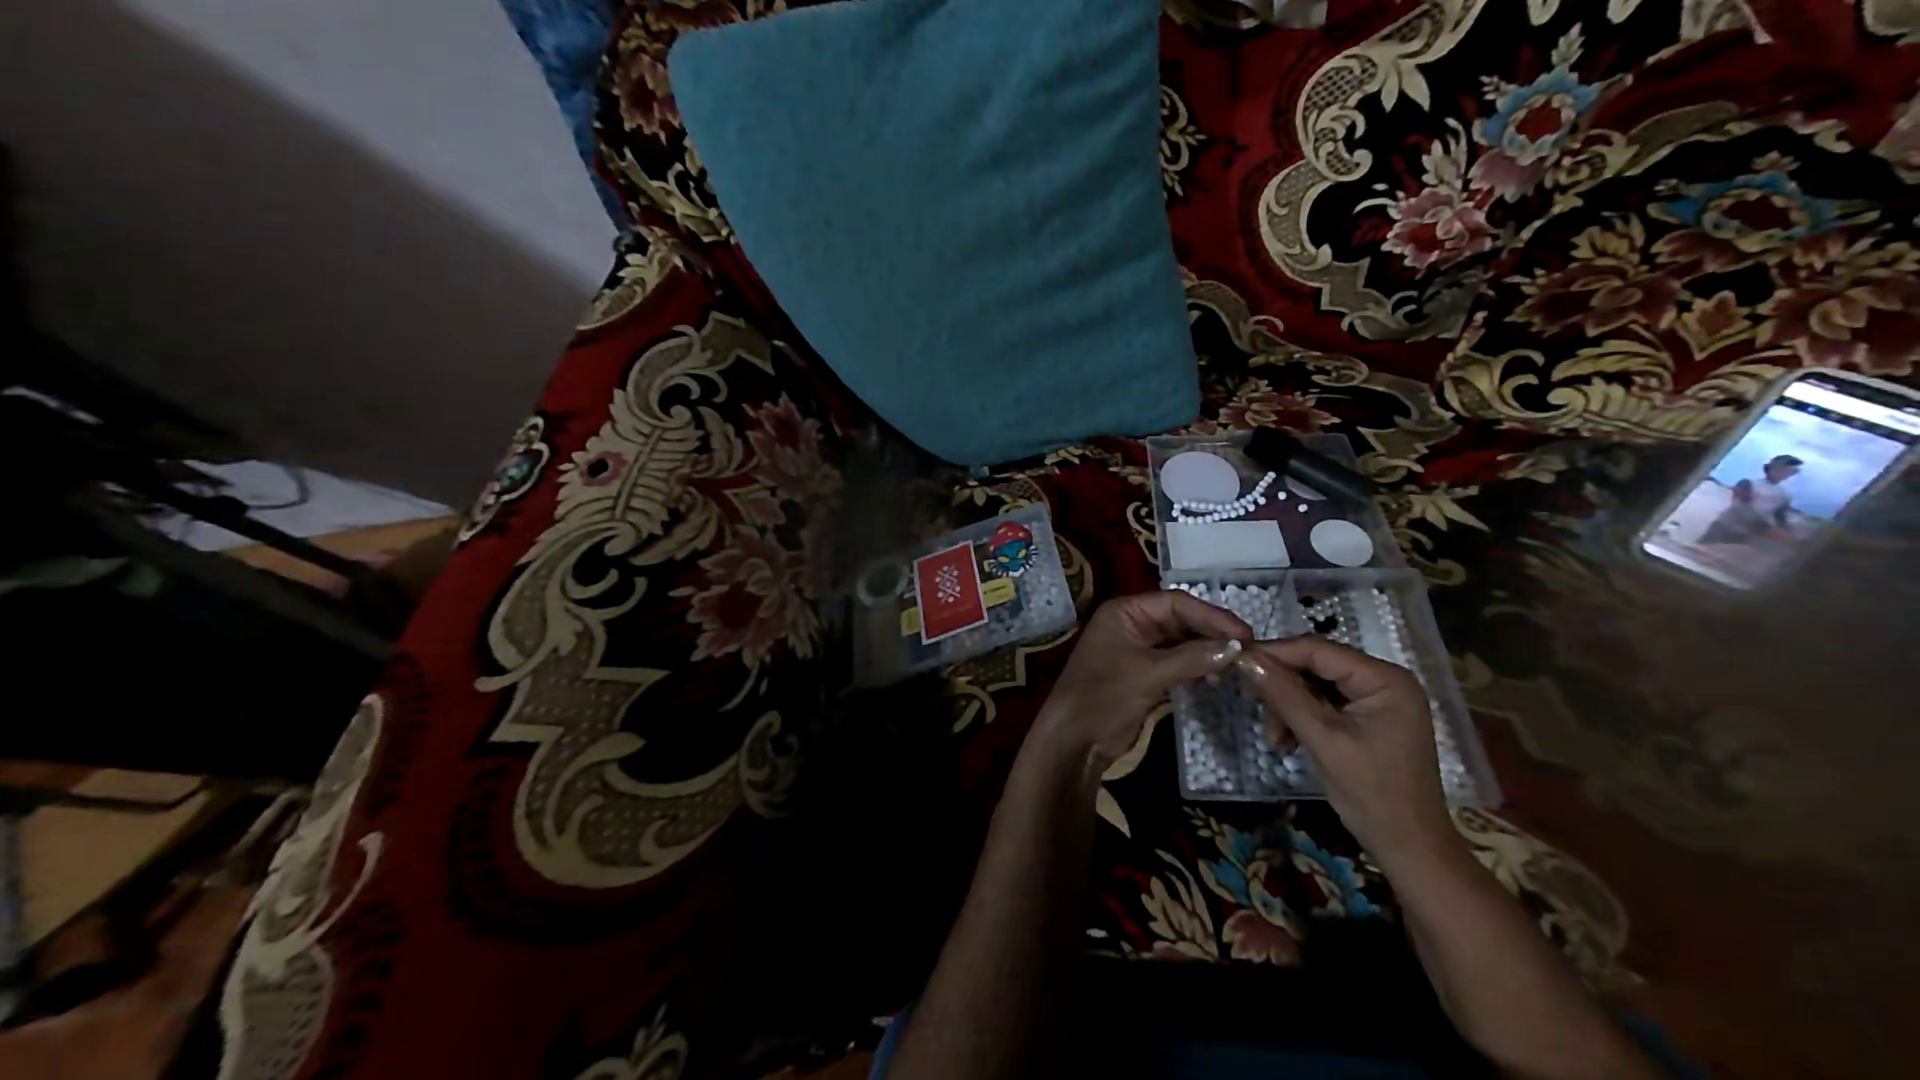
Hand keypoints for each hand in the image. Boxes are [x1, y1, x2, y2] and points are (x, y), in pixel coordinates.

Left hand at [1029, 591, 1250, 776]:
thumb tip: (1237, 648)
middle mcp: (1131, 624)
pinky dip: (1196, 667)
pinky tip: (1217, 677)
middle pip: (1180, 620)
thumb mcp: (1150, 674)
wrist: (1074, 740)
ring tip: (1237, 665)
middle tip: (1248, 649)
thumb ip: (1193, 658)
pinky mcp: (1143, 672)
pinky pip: (1176, 661)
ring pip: (1180, 641)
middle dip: (1212, 633)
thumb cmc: (1104, 697)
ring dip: (1206, 651)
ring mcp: (1137, 648)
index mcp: (1124, 612)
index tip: (1244, 634)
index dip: (1211, 616)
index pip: (1175, 602)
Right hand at [1237, 637, 1456, 867]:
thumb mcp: (1322, 739)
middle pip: (1315, 665)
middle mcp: (1383, 680)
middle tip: (1251, 703)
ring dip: (1287, 706)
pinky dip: (1300, 717)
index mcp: (1384, 679)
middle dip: (1281, 686)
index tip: (1235, 662)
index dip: (1274, 652)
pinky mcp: (1367, 717)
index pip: (1318, 649)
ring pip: (1314, 685)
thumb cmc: (1372, 793)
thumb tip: (1245, 658)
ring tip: (1274, 737)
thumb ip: (1284, 695)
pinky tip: (1286, 741)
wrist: (1408, 846)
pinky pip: (1323, 703)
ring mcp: (1377, 699)